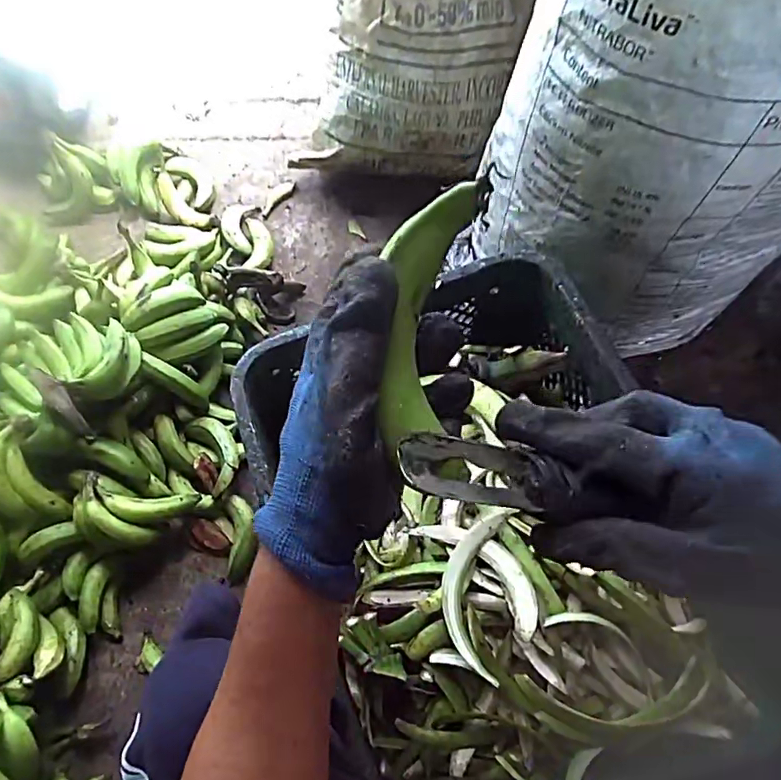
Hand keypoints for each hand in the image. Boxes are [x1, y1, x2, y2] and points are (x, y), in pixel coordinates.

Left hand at [254, 255, 468, 599]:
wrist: (331, 524)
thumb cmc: (330, 457)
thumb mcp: (342, 392)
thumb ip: (359, 335)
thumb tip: (378, 267)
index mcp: (334, 349)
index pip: (360, 291)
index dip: (392, 270)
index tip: (429, 255)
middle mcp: (355, 365)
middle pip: (399, 324)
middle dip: (425, 326)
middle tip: (446, 338)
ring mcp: (377, 394)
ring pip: (419, 358)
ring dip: (441, 362)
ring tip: (451, 376)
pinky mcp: (397, 421)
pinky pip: (429, 396)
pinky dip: (444, 397)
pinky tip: (450, 403)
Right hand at [496, 391, 780, 632]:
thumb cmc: (770, 571)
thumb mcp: (688, 569)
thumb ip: (614, 547)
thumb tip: (545, 535)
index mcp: (690, 464)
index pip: (602, 443)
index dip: (548, 432)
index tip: (502, 419)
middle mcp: (703, 431)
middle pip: (622, 413)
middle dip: (574, 426)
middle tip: (539, 445)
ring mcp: (723, 427)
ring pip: (646, 409)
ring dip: (604, 428)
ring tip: (581, 461)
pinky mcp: (734, 434)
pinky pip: (669, 419)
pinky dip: (633, 434)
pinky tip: (629, 465)